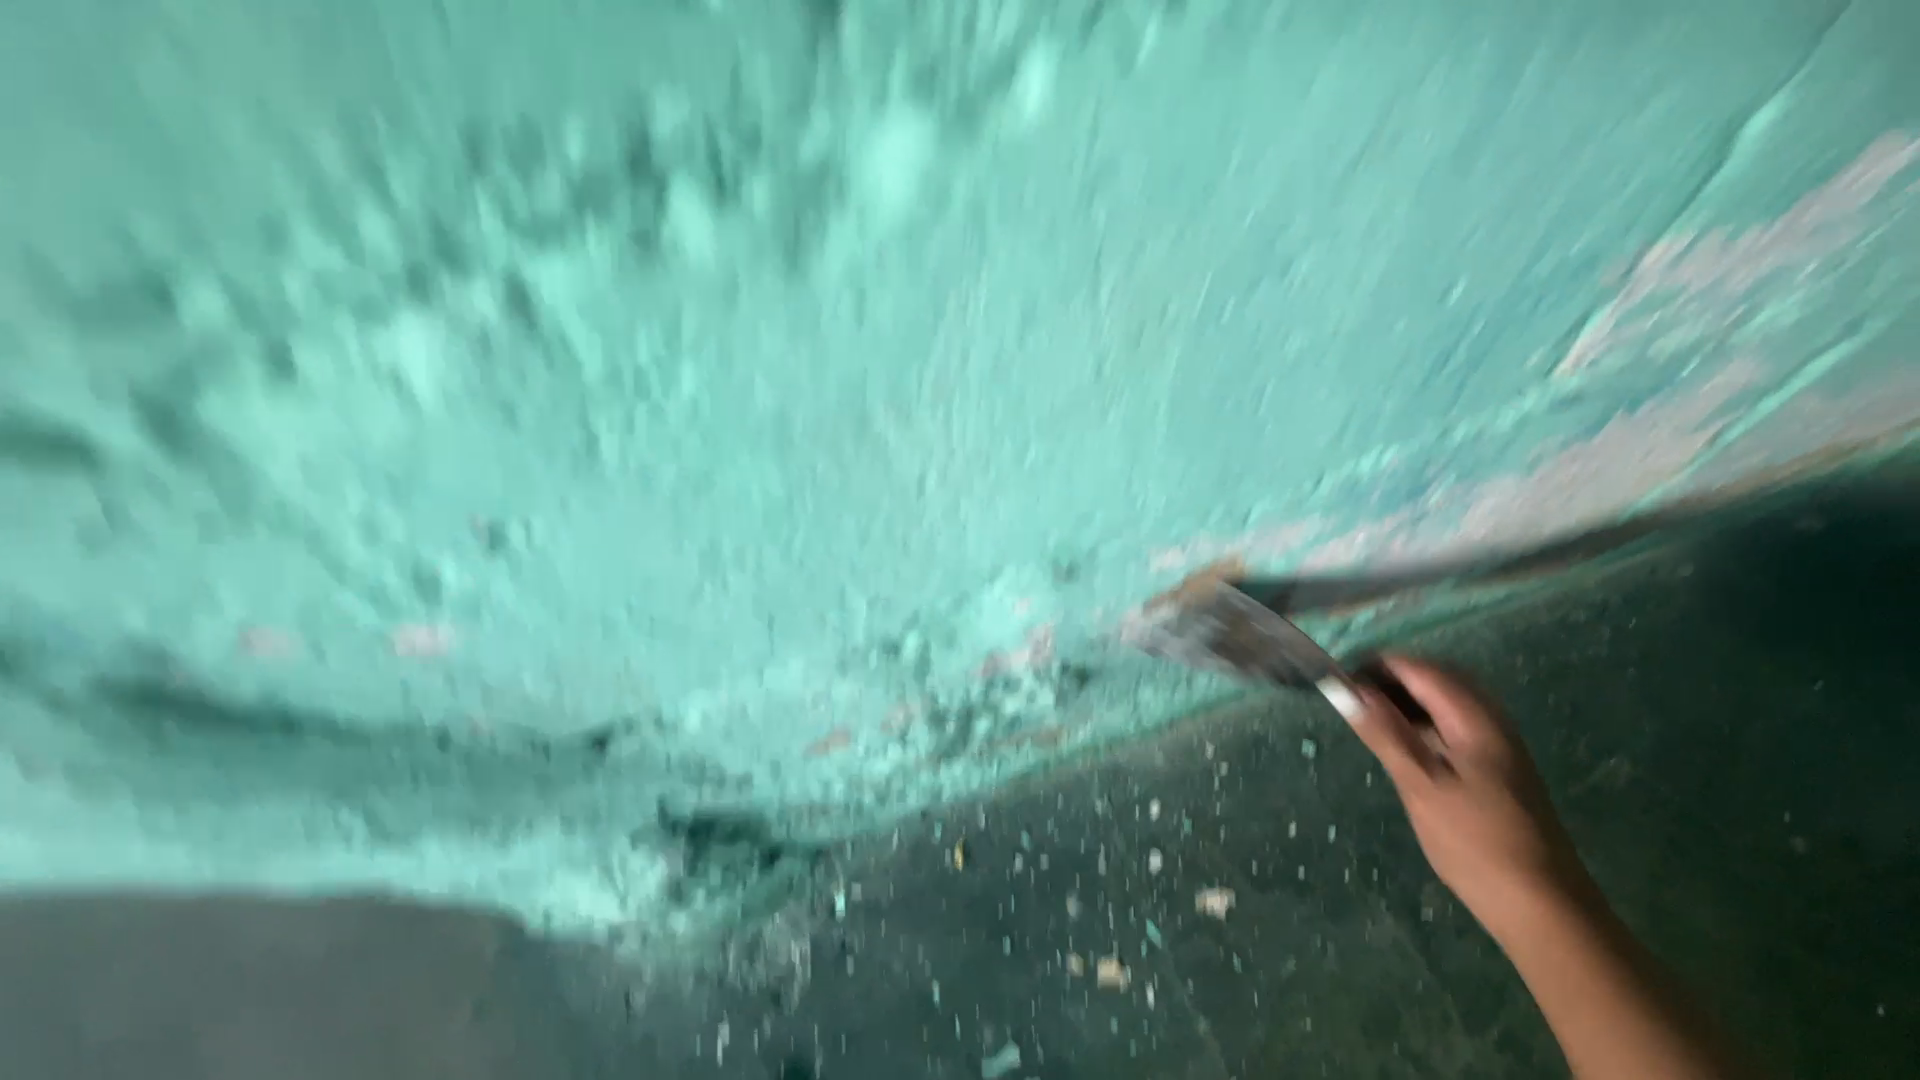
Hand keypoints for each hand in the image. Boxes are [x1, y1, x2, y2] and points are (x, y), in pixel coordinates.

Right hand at [1335, 655, 1592, 932]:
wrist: (1541, 903)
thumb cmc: (1475, 842)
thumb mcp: (1420, 786)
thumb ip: (1386, 734)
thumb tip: (1351, 691)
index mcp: (1475, 719)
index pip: (1420, 669)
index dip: (1377, 667)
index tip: (1338, 681)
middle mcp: (1492, 721)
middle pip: (1437, 677)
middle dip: (1392, 678)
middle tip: (1352, 698)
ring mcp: (1498, 744)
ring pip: (1447, 701)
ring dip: (1407, 699)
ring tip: (1370, 718)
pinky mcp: (1498, 767)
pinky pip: (1455, 723)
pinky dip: (1424, 720)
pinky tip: (1404, 743)